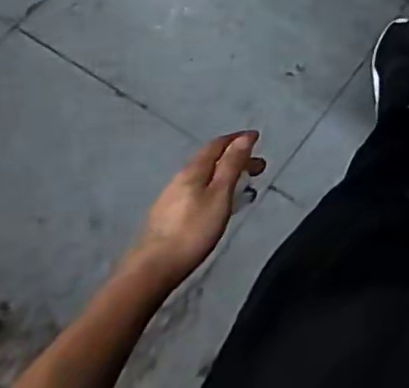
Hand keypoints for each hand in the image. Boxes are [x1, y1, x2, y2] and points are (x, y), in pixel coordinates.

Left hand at [118, 131, 263, 289]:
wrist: (150, 271)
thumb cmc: (192, 231)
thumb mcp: (219, 195)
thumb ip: (232, 165)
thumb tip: (244, 137)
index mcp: (194, 170)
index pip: (217, 144)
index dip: (237, 139)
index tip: (256, 138)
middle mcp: (180, 179)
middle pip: (211, 160)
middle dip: (235, 158)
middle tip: (258, 168)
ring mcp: (170, 199)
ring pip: (203, 177)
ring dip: (225, 175)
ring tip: (242, 186)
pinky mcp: (166, 218)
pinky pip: (196, 192)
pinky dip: (213, 189)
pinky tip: (216, 206)